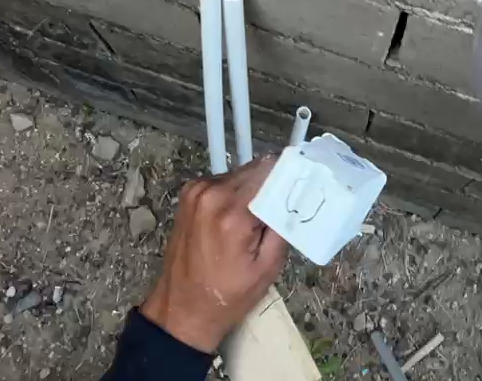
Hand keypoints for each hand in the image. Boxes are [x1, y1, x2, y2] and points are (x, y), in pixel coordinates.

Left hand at [138, 155, 288, 352]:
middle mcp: (212, 193)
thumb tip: (294, 193)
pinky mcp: (189, 193)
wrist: (180, 312)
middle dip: (270, 186)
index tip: (300, 186)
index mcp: (233, 213)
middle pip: (255, 170)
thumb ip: (283, 224)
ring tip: (254, 220)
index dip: (287, 176)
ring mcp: (197, 190)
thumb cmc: (228, 296)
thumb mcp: (268, 267)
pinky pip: (223, 182)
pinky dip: (233, 194)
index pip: (270, 171)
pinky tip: (233, 219)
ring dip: (251, 190)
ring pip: (239, 175)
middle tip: (279, 210)